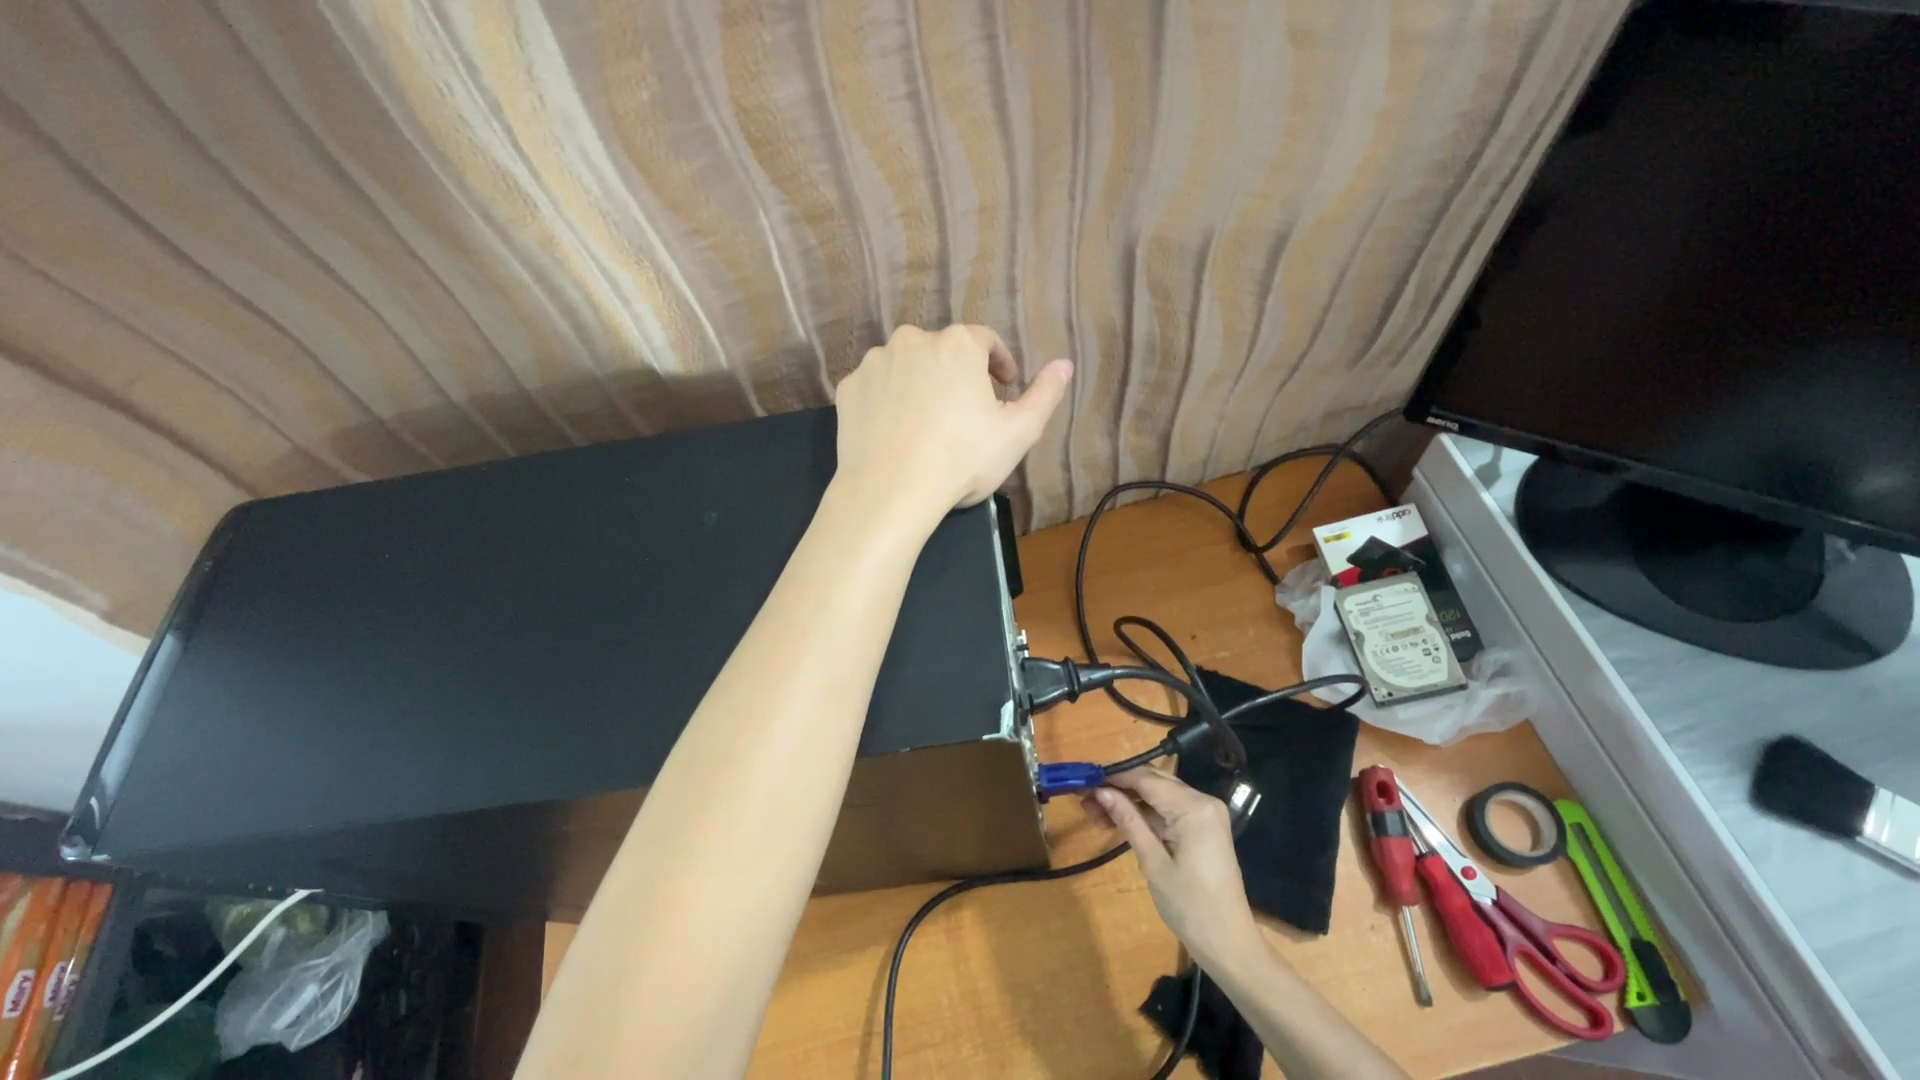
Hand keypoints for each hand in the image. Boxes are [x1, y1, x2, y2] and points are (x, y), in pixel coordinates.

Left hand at [831, 324, 1071, 523]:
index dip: (999, 363)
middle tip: (965, 413)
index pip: (986, 341)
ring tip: (929, 424)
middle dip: (958, 375)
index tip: (1004, 387)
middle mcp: (913, 340)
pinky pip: (877, 387)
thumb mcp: (1018, 433)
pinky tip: (898, 432)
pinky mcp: (848, 389)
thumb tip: (1064, 365)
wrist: (889, 493)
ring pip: (907, 366)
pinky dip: (889, 401)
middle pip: (943, 351)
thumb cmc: (961, 460)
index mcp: (958, 344)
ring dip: (921, 385)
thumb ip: (1045, 394)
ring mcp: (875, 363)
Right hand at [1085, 768, 1261, 965]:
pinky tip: (1119, 822)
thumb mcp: (1153, 862)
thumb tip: (1101, 792)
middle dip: (1118, 788)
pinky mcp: (1204, 828)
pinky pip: (1169, 811)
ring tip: (1094, 813)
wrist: (1227, 941)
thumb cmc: (1189, 905)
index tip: (1083, 781)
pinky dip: (1145, 815)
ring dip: (1129, 802)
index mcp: (1193, 807)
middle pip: (1153, 782)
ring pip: (1159, 796)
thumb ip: (1128, 821)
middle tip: (1084, 798)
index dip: (1113, 777)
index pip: (1146, 779)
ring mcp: (1206, 814)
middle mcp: (1203, 801)